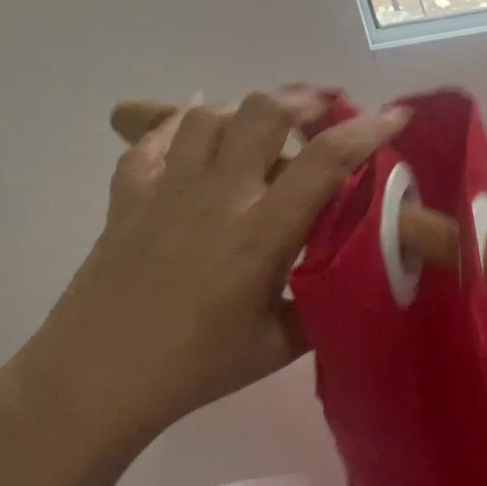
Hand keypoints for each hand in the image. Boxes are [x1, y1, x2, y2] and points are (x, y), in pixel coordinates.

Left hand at [0, 86, 406, 450]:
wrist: (89, 385)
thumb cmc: (194, 368)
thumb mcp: (280, 343)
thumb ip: (322, 300)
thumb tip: (356, 276)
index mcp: (262, 233)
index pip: (327, 160)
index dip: (369, 129)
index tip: (397, 116)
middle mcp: (218, 197)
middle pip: (263, 112)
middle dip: (303, 100)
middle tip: (325, 111)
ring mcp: (167, 193)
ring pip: (208, 116)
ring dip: (244, 112)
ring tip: (264, 128)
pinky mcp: (127, 201)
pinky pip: (152, 142)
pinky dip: (179, 128)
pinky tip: (197, 135)